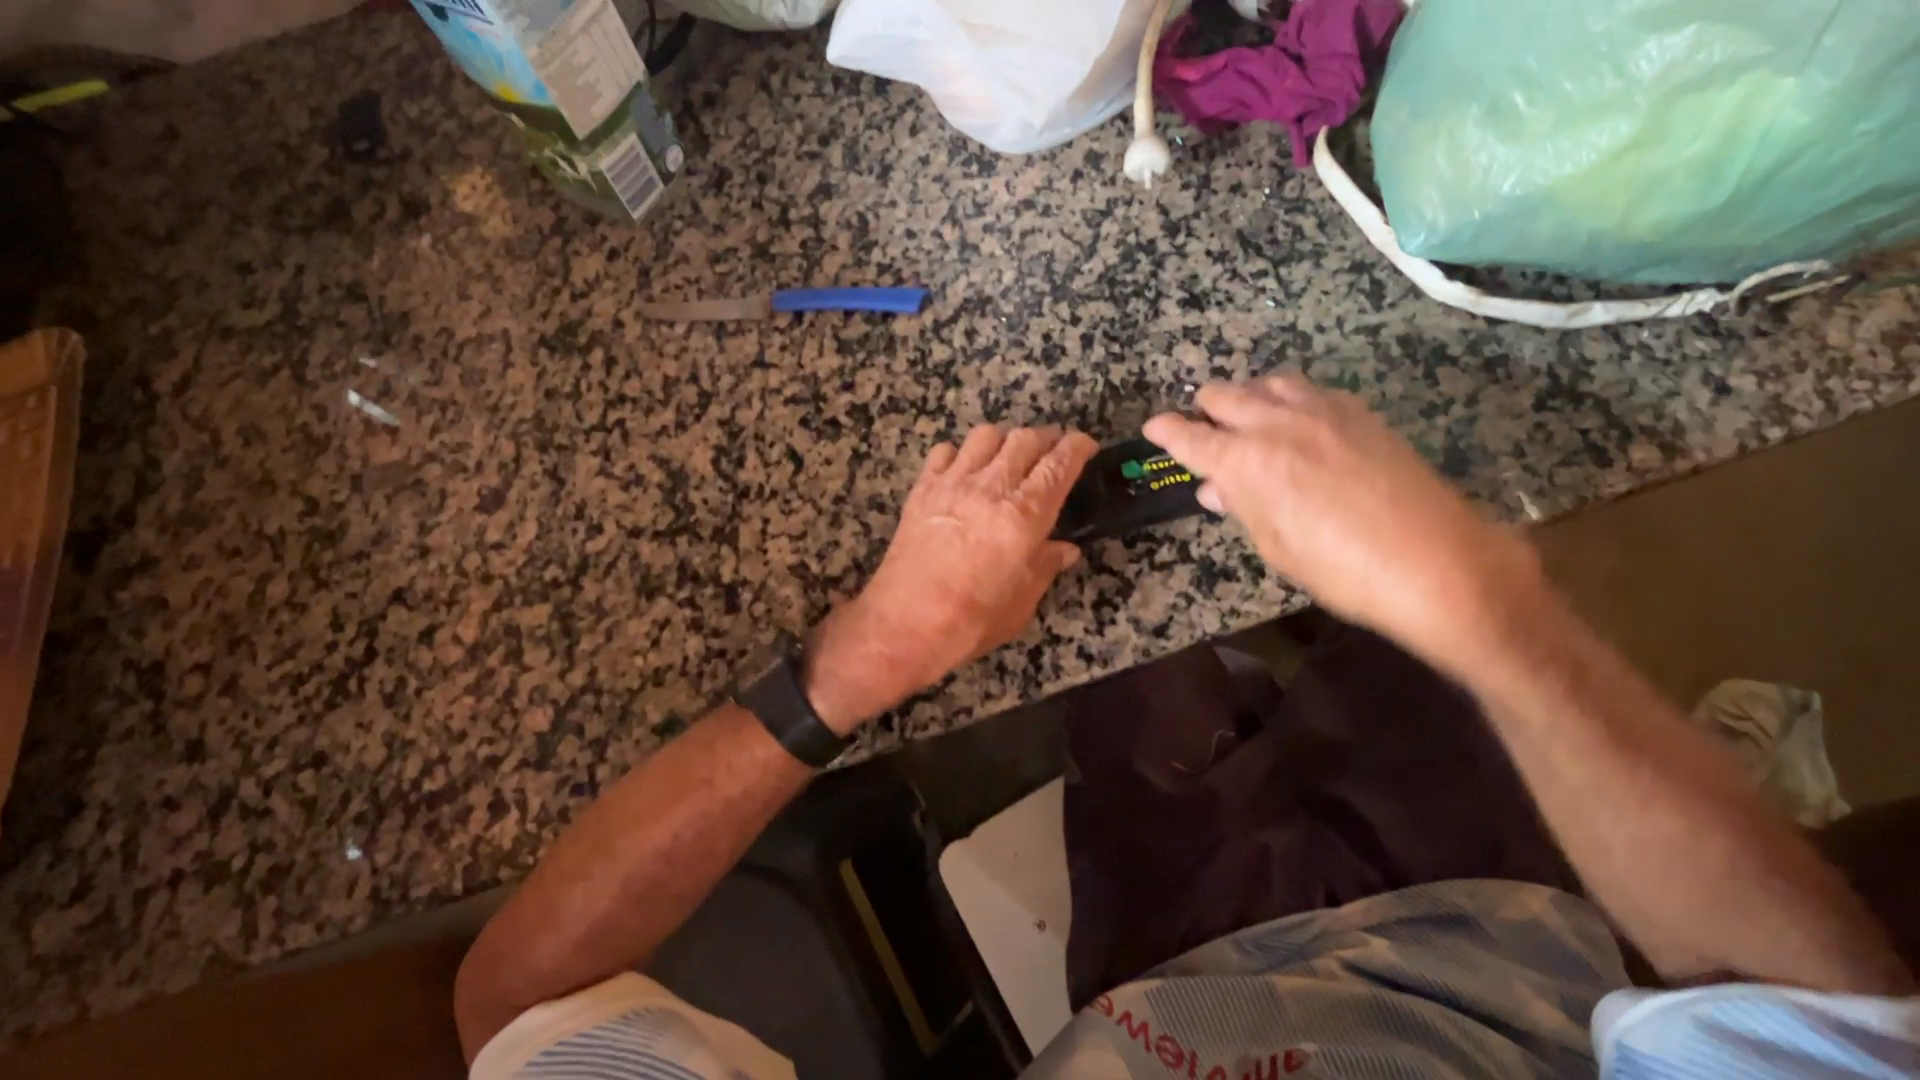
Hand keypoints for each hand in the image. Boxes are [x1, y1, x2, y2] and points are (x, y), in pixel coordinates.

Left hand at [805, 426, 1098, 732]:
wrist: (904, 624)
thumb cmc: (971, 621)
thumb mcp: (1021, 602)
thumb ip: (1045, 567)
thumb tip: (1064, 550)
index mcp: (1025, 514)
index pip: (1059, 463)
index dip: (1078, 446)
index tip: (1086, 446)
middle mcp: (991, 487)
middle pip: (1024, 439)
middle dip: (1046, 438)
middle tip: (1054, 452)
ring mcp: (952, 484)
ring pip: (985, 435)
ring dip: (1004, 440)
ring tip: (1009, 457)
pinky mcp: (922, 490)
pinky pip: (945, 452)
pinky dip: (961, 453)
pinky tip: (965, 471)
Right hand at [1142, 375, 1543, 670]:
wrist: (1433, 559)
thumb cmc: (1341, 569)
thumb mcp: (1276, 546)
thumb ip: (1242, 506)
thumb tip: (1216, 488)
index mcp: (1246, 462)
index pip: (1191, 437)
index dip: (1167, 432)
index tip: (1153, 428)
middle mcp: (1276, 424)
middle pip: (1225, 396)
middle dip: (1205, 409)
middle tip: (1203, 426)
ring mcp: (1320, 411)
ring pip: (1268, 383)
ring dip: (1249, 396)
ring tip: (1248, 417)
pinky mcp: (1358, 411)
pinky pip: (1309, 390)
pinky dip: (1290, 399)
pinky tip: (1298, 421)